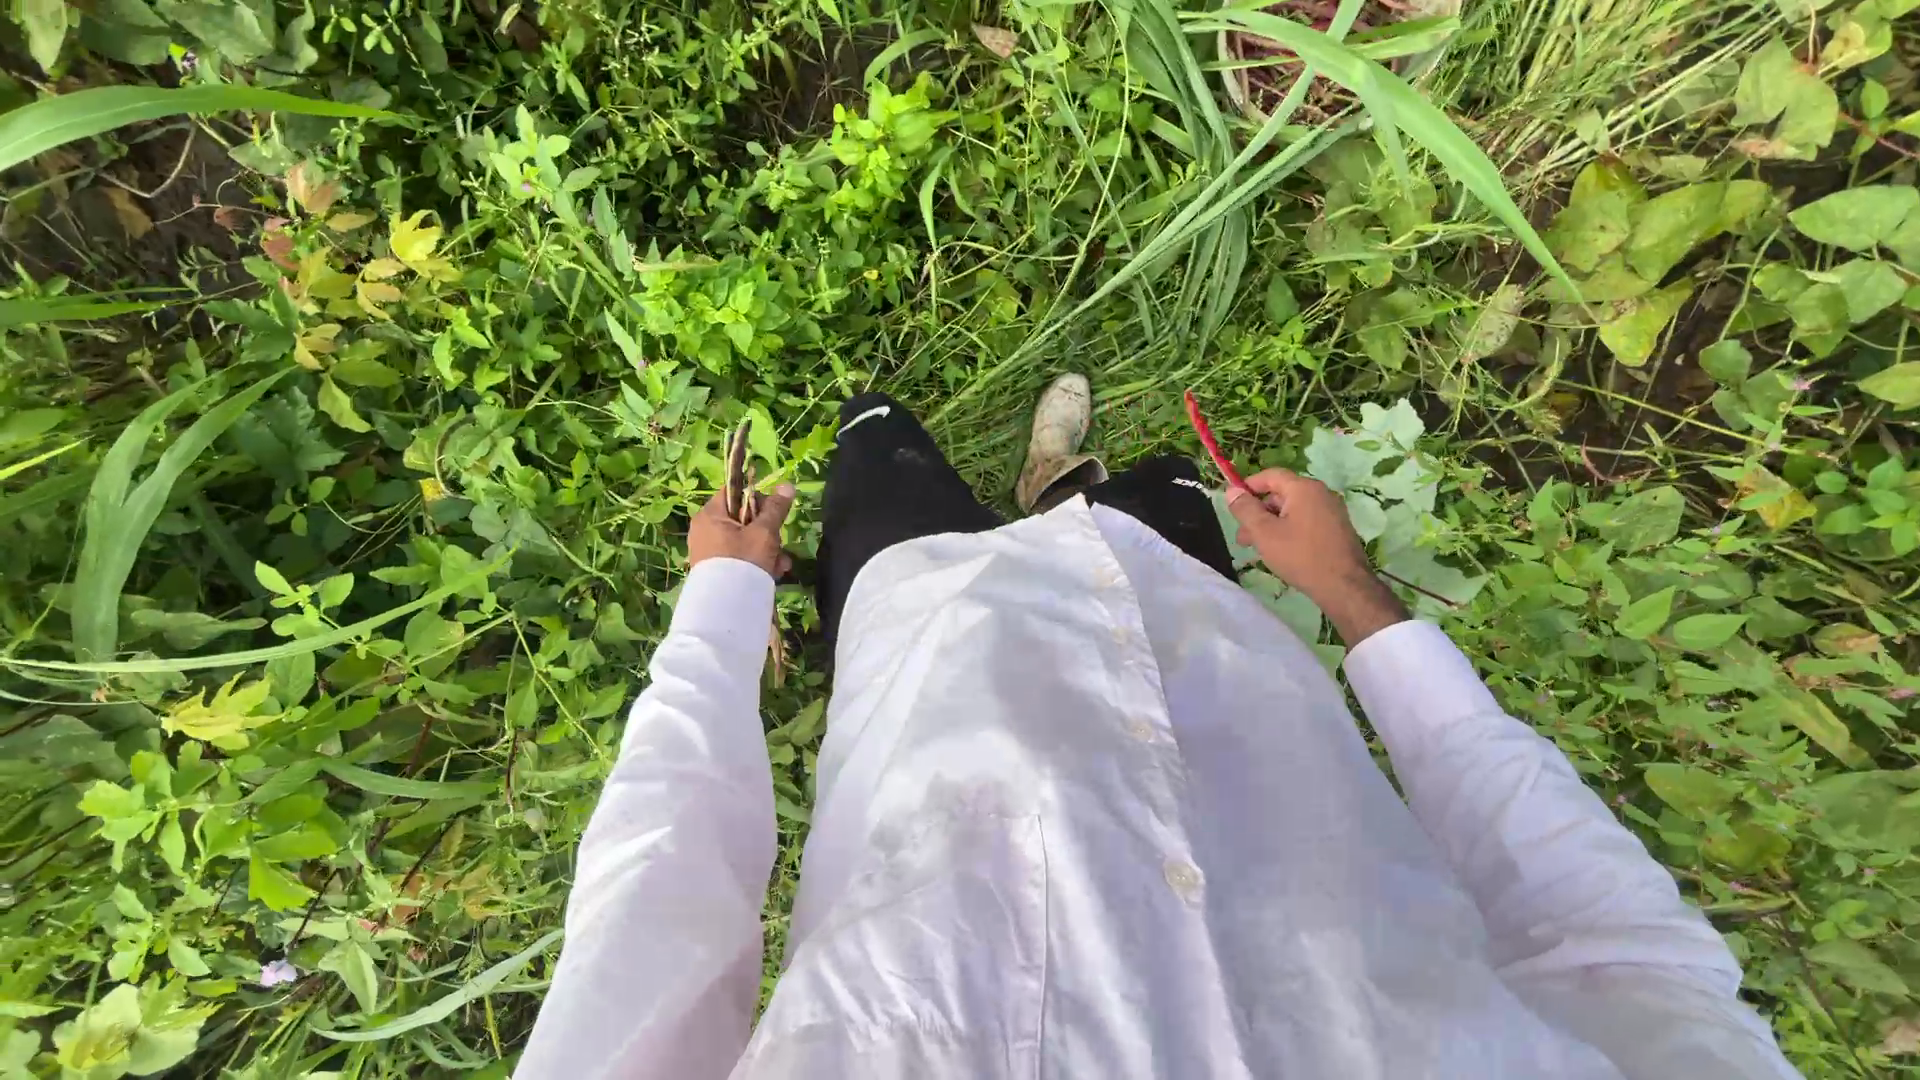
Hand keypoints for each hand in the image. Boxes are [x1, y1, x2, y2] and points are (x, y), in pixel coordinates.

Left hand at [688, 483, 797, 578]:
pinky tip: (772, 574)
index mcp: (710, 515)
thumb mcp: (764, 532)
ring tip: (780, 565)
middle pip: (742, 518)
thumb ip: (775, 508)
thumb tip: (786, 485)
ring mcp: (708, 551)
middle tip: (779, 544)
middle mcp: (704, 530)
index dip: (756, 497)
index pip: (734, 492)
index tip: (773, 512)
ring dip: (767, 550)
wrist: (727, 608)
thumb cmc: (744, 561)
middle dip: (767, 532)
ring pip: (744, 540)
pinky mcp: (714, 570)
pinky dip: (756, 562)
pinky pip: (738, 557)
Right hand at [1224, 469, 1407, 645]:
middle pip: (1280, 494)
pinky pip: (1305, 522)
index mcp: (1303, 489)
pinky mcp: (1336, 529)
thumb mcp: (1263, 532)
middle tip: (1242, 537)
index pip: (1271, 475)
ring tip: (1257, 548)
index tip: (1233, 503)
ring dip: (1270, 525)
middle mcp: (1321, 494)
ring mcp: (1331, 512)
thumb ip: (1245, 509)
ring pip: (1291, 511)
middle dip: (1257, 513)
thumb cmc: (1299, 555)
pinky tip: (1279, 551)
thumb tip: (1232, 491)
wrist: (1343, 586)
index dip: (1248, 485)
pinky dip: (1287, 531)